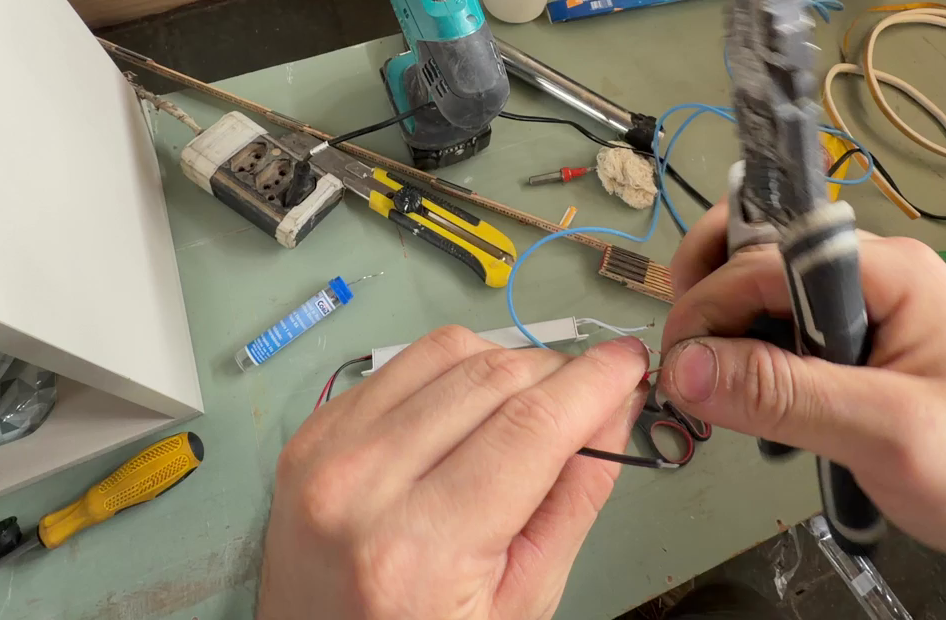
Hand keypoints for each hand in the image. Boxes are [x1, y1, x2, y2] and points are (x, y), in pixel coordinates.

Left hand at [258, 327, 647, 619]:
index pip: (531, 426)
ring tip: (530, 403)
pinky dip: (459, 367)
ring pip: (453, 350)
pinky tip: (473, 404)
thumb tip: (617, 402)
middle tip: (590, 391)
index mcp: (419, 552)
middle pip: (494, 376)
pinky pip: (409, 358)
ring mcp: (329, 447)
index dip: (593, 381)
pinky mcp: (316, 425)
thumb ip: (578, 493)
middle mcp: (362, 485)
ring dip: (510, 361)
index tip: (629, 360)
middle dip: (560, 372)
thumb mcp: (525, 599)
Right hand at [656, 204, 945, 559]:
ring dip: (721, 328)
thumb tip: (683, 367)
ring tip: (712, 388)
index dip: (710, 301)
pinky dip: (745, 350)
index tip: (677, 364)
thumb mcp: (886, 435)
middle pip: (751, 248)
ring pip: (756, 284)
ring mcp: (854, 295)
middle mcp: (863, 265)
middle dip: (704, 297)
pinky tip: (745, 394)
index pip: (764, 257)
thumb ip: (783, 396)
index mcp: (882, 267)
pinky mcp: (848, 329)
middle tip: (685, 365)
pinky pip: (774, 320)